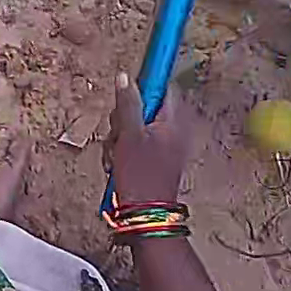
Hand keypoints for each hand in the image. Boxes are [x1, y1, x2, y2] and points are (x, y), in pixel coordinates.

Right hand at [106, 73, 200, 204]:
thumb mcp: (129, 135)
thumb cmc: (140, 174)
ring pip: (135, 126)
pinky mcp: (154, 158)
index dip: (146, 85)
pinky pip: (134, 143)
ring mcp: (164, 146)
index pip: (164, 89)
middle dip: (124, 118)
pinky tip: (117, 163)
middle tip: (119, 132)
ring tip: (116, 153)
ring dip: (119, 136)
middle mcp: (173, 131)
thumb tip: (124, 77)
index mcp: (174, 122)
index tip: (128, 92)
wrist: (144, 213)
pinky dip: (123, 149)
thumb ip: (127, 104)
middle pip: (145, 108)